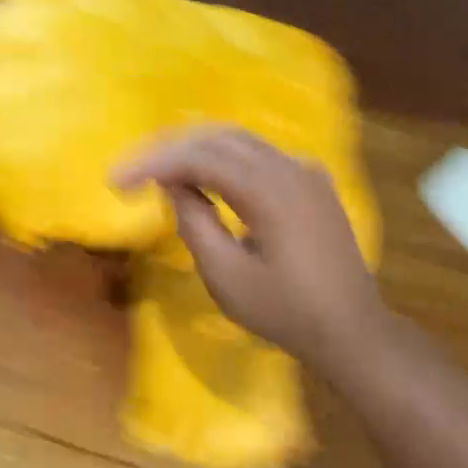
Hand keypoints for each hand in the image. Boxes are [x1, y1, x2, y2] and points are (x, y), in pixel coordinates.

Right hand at [112, 128, 385, 365]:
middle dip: (168, 150)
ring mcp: (305, 173)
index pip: (200, 157)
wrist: (350, 329)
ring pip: (239, 141)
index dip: (153, 163)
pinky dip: (220, 159)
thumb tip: (172, 187)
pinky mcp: (310, 184)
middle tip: (129, 172)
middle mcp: (290, 168)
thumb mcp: (225, 274)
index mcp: (270, 190)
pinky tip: (200, 178)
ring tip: (155, 172)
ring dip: (193, 151)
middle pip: (218, 138)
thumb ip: (195, 223)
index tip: (116, 182)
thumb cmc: (283, 309)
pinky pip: (257, 155)